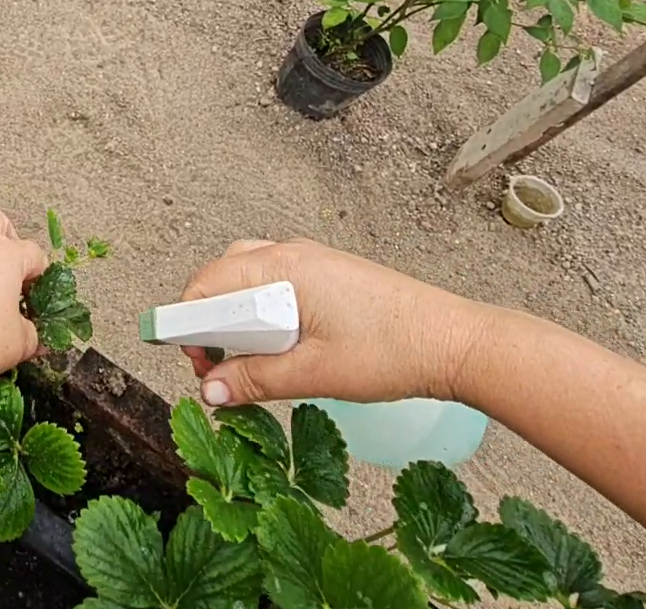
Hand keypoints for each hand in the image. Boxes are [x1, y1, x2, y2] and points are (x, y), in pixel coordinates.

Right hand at [178, 238, 495, 407]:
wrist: (457, 342)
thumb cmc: (394, 351)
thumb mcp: (315, 373)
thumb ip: (256, 380)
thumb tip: (211, 391)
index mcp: (282, 268)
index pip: (207, 284)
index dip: (188, 322)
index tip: (194, 361)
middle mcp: (290, 254)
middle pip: (222, 275)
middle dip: (208, 319)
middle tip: (217, 364)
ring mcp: (309, 260)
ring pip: (246, 276)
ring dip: (234, 313)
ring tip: (245, 355)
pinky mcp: (325, 273)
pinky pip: (272, 282)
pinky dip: (259, 309)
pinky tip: (276, 342)